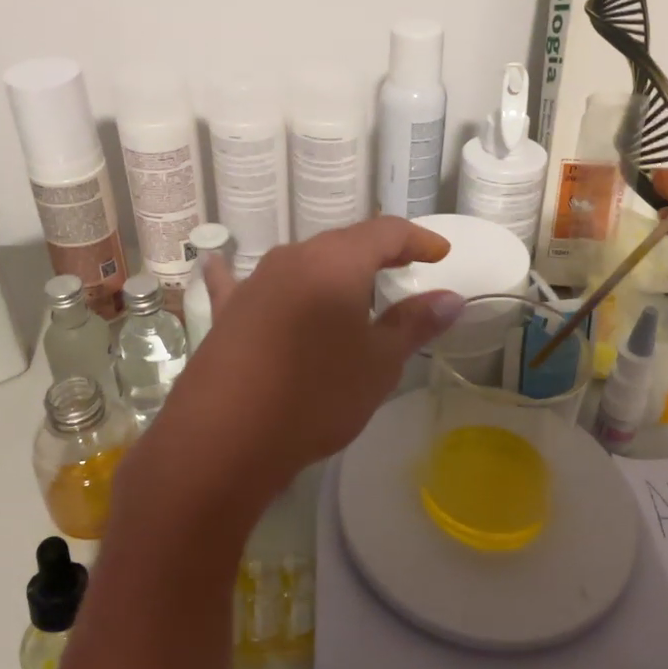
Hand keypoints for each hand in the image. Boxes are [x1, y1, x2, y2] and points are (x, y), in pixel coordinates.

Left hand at [139, 218, 465, 508]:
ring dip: (330, 271)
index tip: (438, 253)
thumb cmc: (316, 395)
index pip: (386, 232)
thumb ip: (414, 324)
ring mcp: (254, 283)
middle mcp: (292, 258)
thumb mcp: (378, 363)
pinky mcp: (226, 312)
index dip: (417, 240)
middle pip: (342, 243)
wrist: (225, 436)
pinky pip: (239, 283)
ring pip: (302, 263)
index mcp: (337, 262)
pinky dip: (246, 276)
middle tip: (403, 268)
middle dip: (377, 253)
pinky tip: (217, 262)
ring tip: (351, 286)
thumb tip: (450, 298)